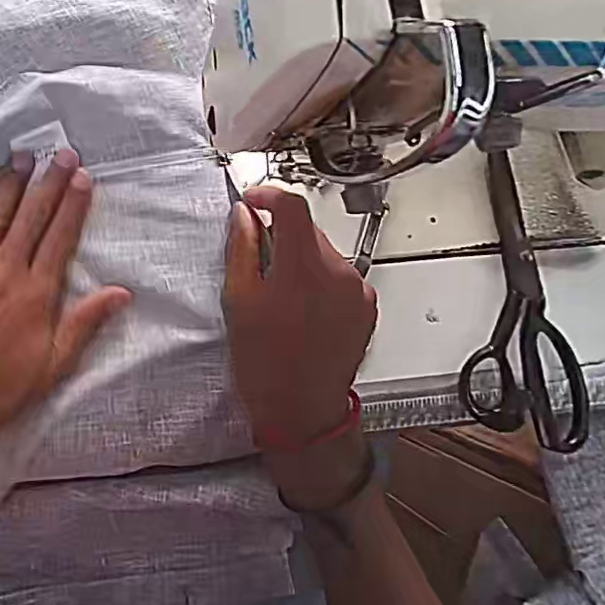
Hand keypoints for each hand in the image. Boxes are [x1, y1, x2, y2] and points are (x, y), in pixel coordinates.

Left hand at [0, 150, 131, 520]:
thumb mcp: (50, 367)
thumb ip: (85, 324)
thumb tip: (121, 292)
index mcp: (35, 293)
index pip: (59, 237)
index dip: (72, 204)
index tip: (81, 176)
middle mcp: (3, 271)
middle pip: (31, 217)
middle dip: (49, 182)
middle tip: (61, 153)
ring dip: (11, 184)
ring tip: (23, 158)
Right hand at [224, 185, 376, 463]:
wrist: (302, 409)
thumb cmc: (267, 365)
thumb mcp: (238, 300)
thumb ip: (242, 249)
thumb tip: (244, 217)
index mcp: (303, 269)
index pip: (292, 207)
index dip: (268, 195)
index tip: (253, 200)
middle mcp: (338, 273)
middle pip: (308, 228)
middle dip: (281, 233)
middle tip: (257, 257)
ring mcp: (356, 290)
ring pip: (323, 251)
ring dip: (300, 257)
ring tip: (280, 293)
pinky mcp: (366, 305)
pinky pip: (339, 274)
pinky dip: (319, 278)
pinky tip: (302, 306)